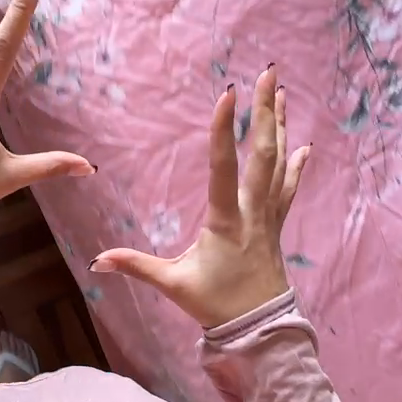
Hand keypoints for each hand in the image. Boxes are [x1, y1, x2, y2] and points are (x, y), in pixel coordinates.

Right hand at [90, 66, 309, 328]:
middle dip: (264, 113)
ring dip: (279, 127)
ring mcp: (268, 217)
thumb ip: (136, 266)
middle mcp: (252, 211)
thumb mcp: (172, 285)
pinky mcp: (274, 225)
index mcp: (225, 221)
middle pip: (262, 154)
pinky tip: (303, 145)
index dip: (224, 131)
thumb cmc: (215, 303)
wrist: (260, 327)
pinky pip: (288, 188)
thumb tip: (98, 260)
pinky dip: (295, 165)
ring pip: (278, 164)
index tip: (228, 95)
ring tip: (281, 93)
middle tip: (267, 74)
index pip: (224, 167)